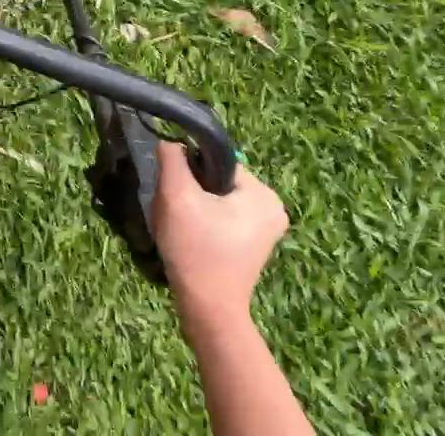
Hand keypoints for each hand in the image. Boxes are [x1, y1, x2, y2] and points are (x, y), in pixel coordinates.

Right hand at [152, 141, 288, 331]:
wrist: (207, 304)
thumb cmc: (195, 247)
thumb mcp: (175, 195)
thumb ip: (172, 158)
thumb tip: (170, 142)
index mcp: (263, 194)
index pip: (216, 161)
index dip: (189, 171)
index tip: (174, 190)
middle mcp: (273, 208)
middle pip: (217, 179)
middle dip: (192, 188)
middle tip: (175, 208)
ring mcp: (267, 228)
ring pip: (218, 197)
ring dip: (195, 204)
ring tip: (181, 223)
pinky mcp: (255, 243)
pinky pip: (224, 215)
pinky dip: (204, 219)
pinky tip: (192, 234)